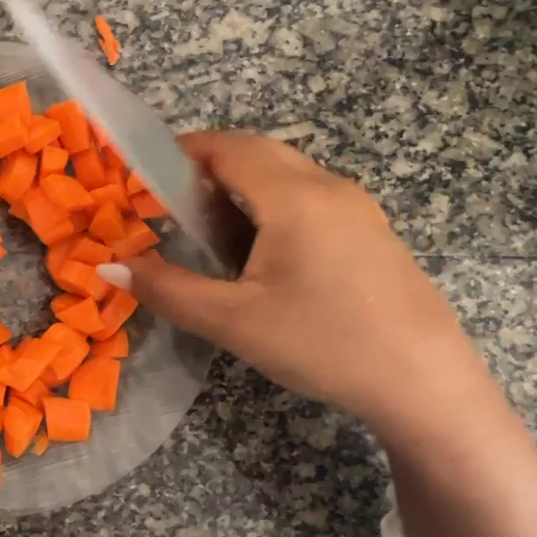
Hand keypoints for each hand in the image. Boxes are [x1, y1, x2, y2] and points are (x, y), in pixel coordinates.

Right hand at [110, 132, 536, 536]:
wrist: (429, 389)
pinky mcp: (372, 236)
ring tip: (207, 235)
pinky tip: (259, 260)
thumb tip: (107, 266)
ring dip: (239, 189)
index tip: (142, 176)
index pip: (227, 147)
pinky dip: (270, 208)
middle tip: (167, 206)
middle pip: (258, 154)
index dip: (180, 151)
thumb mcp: (231, 321)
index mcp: (294, 197)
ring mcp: (359, 211)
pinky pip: (310, 201)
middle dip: (206, 168)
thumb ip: (165, 288)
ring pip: (286, 177)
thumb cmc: (324, 344)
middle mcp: (330, 189)